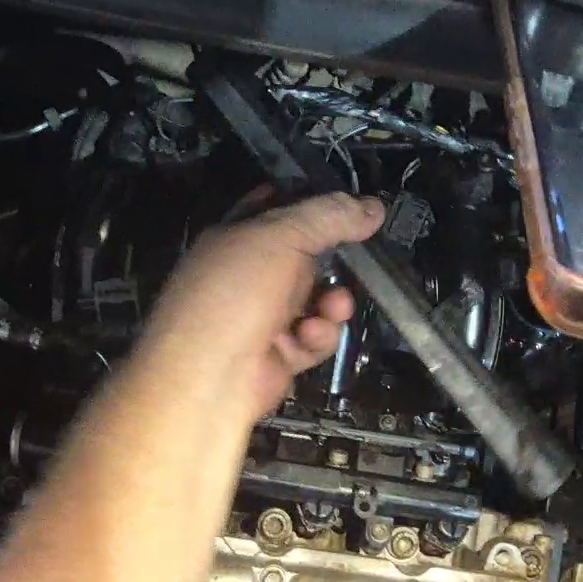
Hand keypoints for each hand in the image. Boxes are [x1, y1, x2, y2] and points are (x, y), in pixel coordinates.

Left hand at [144, 192, 386, 420]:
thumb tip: (372, 207)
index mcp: (235, 238)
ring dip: (332, 302)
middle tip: (357, 259)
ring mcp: (262, 319)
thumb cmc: (234, 295)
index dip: (312, 203)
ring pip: (315, 301)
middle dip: (333, 260)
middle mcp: (247, 277)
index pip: (277, 208)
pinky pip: (313, 339)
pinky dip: (318, 336)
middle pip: (304, 258)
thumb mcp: (280, 238)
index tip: (350, 205)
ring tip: (334, 306)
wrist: (210, 377)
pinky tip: (309, 335)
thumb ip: (328, 217)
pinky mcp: (279, 356)